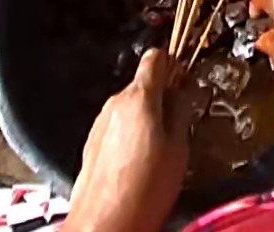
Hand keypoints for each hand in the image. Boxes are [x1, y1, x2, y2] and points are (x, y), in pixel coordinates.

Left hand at [68, 49, 192, 231]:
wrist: (103, 225)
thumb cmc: (146, 189)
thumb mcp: (177, 151)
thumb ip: (180, 113)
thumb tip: (181, 92)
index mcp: (139, 97)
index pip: (154, 58)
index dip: (170, 64)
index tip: (181, 81)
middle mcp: (117, 101)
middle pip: (142, 85)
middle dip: (160, 99)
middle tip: (174, 128)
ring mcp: (101, 121)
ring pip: (129, 107)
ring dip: (144, 119)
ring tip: (155, 154)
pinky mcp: (92, 141)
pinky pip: (116, 126)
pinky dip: (128, 136)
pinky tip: (135, 166)